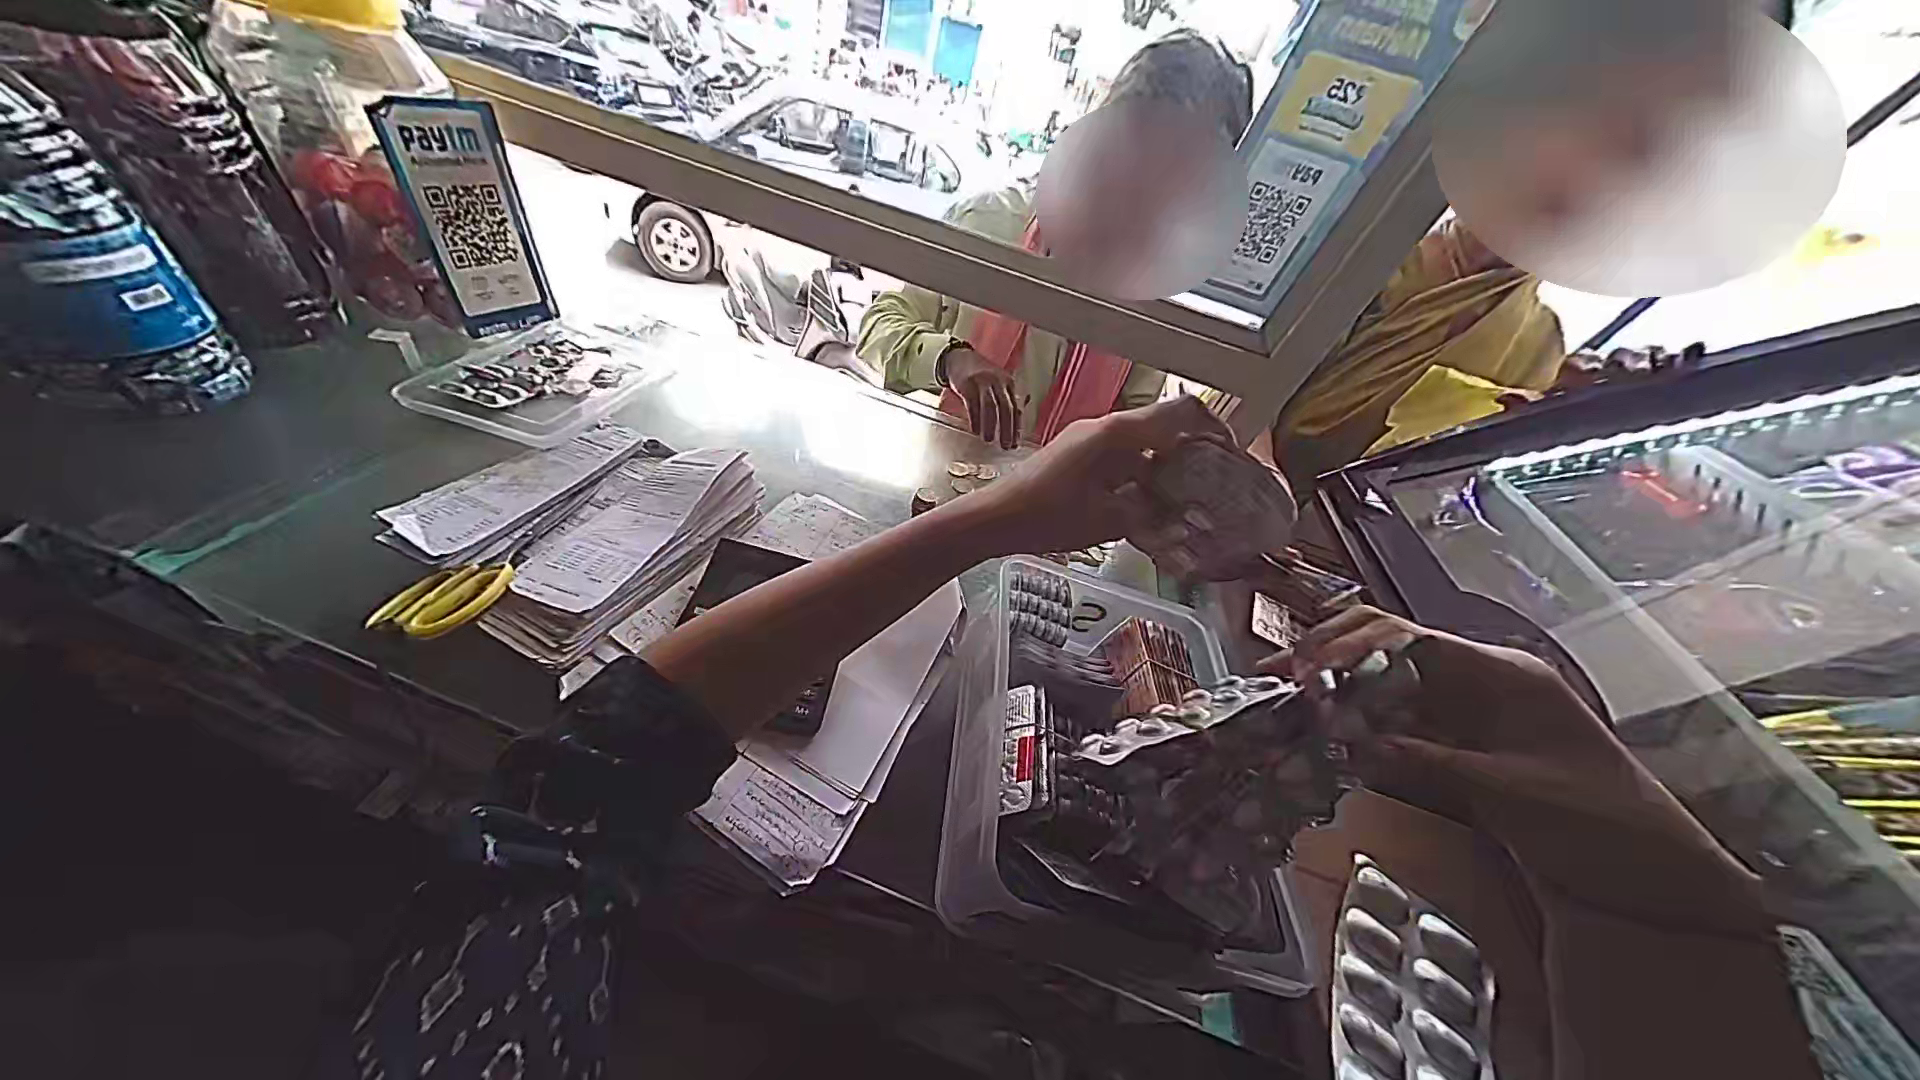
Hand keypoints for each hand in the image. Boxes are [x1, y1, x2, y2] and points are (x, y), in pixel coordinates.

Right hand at [945, 346, 1020, 449]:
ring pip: (990, 406)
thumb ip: (1007, 400)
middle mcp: (998, 381)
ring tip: (988, 440)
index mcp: (1008, 383)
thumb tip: (1017, 423)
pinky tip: (975, 430)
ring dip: (990, 426)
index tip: (1016, 443)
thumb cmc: (980, 376)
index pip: (1016, 407)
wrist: (959, 358)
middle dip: (1007, 429)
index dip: (1017, 427)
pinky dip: (975, 419)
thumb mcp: (998, 384)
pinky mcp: (967, 384)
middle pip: (1006, 407)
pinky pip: (973, 404)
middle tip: (1006, 445)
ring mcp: (982, 381)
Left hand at [962, 395, 1232, 556]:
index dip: (1214, 428)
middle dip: (1191, 455)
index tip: (1231, 455)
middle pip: (1164, 429)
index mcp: (1117, 433)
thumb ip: (1153, 516)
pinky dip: (1139, 477)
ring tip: (1183, 503)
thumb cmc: (1046, 517)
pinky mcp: (1078, 454)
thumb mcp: (1107, 522)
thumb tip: (1188, 520)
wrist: (995, 517)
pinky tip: (1145, 506)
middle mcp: (1105, 427)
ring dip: (1164, 470)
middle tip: (1211, 487)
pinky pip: (1120, 458)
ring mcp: (1089, 439)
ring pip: (1142, 447)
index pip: (1182, 411)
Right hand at [1261, 606, 1762, 922]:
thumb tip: (1353, 744)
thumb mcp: (1515, 794)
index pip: (1407, 636)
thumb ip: (1431, 763)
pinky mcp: (1448, 733)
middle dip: (1329, 650)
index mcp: (1499, 673)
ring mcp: (1458, 704)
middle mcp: (1472, 676)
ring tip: (1287, 697)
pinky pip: (1388, 711)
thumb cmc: (1603, 826)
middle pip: (1386, 639)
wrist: (1651, 880)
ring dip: (1334, 684)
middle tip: (1282, 674)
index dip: (1349, 647)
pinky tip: (1324, 728)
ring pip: (1380, 674)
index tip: (1307, 673)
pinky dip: (1353, 717)